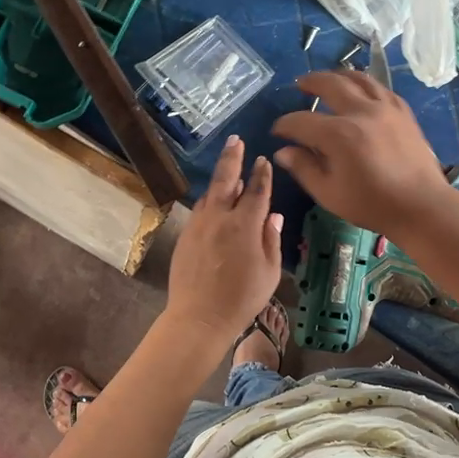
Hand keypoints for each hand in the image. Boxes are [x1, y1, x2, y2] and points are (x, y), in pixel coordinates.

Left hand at [165, 136, 283, 343]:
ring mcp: (199, 225)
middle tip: (236, 140)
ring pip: (211, 194)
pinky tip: (214, 202)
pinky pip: (200, 210)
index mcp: (245, 225)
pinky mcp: (185, 236)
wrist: (199, 316)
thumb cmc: (242, 298)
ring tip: (229, 168)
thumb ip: (271, 240)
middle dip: (233, 158)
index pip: (257, 191)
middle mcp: (220, 218)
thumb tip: (273, 216)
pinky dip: (210, 200)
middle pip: (227, 179)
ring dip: (221, 179)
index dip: (262, 174)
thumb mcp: (269, 272)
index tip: (264, 161)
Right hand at [272, 71, 454, 237]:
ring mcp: (385, 108)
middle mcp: (361, 112)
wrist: (421, 205)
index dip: (285, 125)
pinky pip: (379, 87)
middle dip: (310, 83)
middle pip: (330, 85)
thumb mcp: (329, 193)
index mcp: (339, 135)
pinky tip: (359, 90)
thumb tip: (282, 152)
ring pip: (358, 79)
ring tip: (327, 79)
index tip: (278, 131)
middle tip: (299, 85)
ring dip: (338, 75)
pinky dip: (363, 84)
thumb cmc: (372, 205)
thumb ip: (304, 168)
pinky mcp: (403, 111)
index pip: (301, 121)